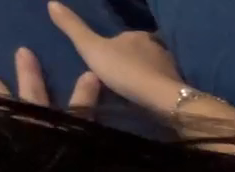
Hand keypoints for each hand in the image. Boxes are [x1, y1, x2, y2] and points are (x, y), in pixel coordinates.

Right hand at [48, 1, 184, 113]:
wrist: (163, 99)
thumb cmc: (125, 70)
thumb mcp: (90, 46)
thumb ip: (73, 27)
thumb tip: (52, 2)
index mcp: (142, 36)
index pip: (129, 34)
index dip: (120, 41)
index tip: (112, 51)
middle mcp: (162, 50)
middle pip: (145, 51)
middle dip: (136, 58)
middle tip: (123, 68)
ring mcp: (174, 70)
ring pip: (157, 68)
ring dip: (148, 73)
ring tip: (136, 82)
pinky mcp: (182, 88)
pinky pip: (166, 84)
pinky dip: (158, 86)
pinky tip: (152, 93)